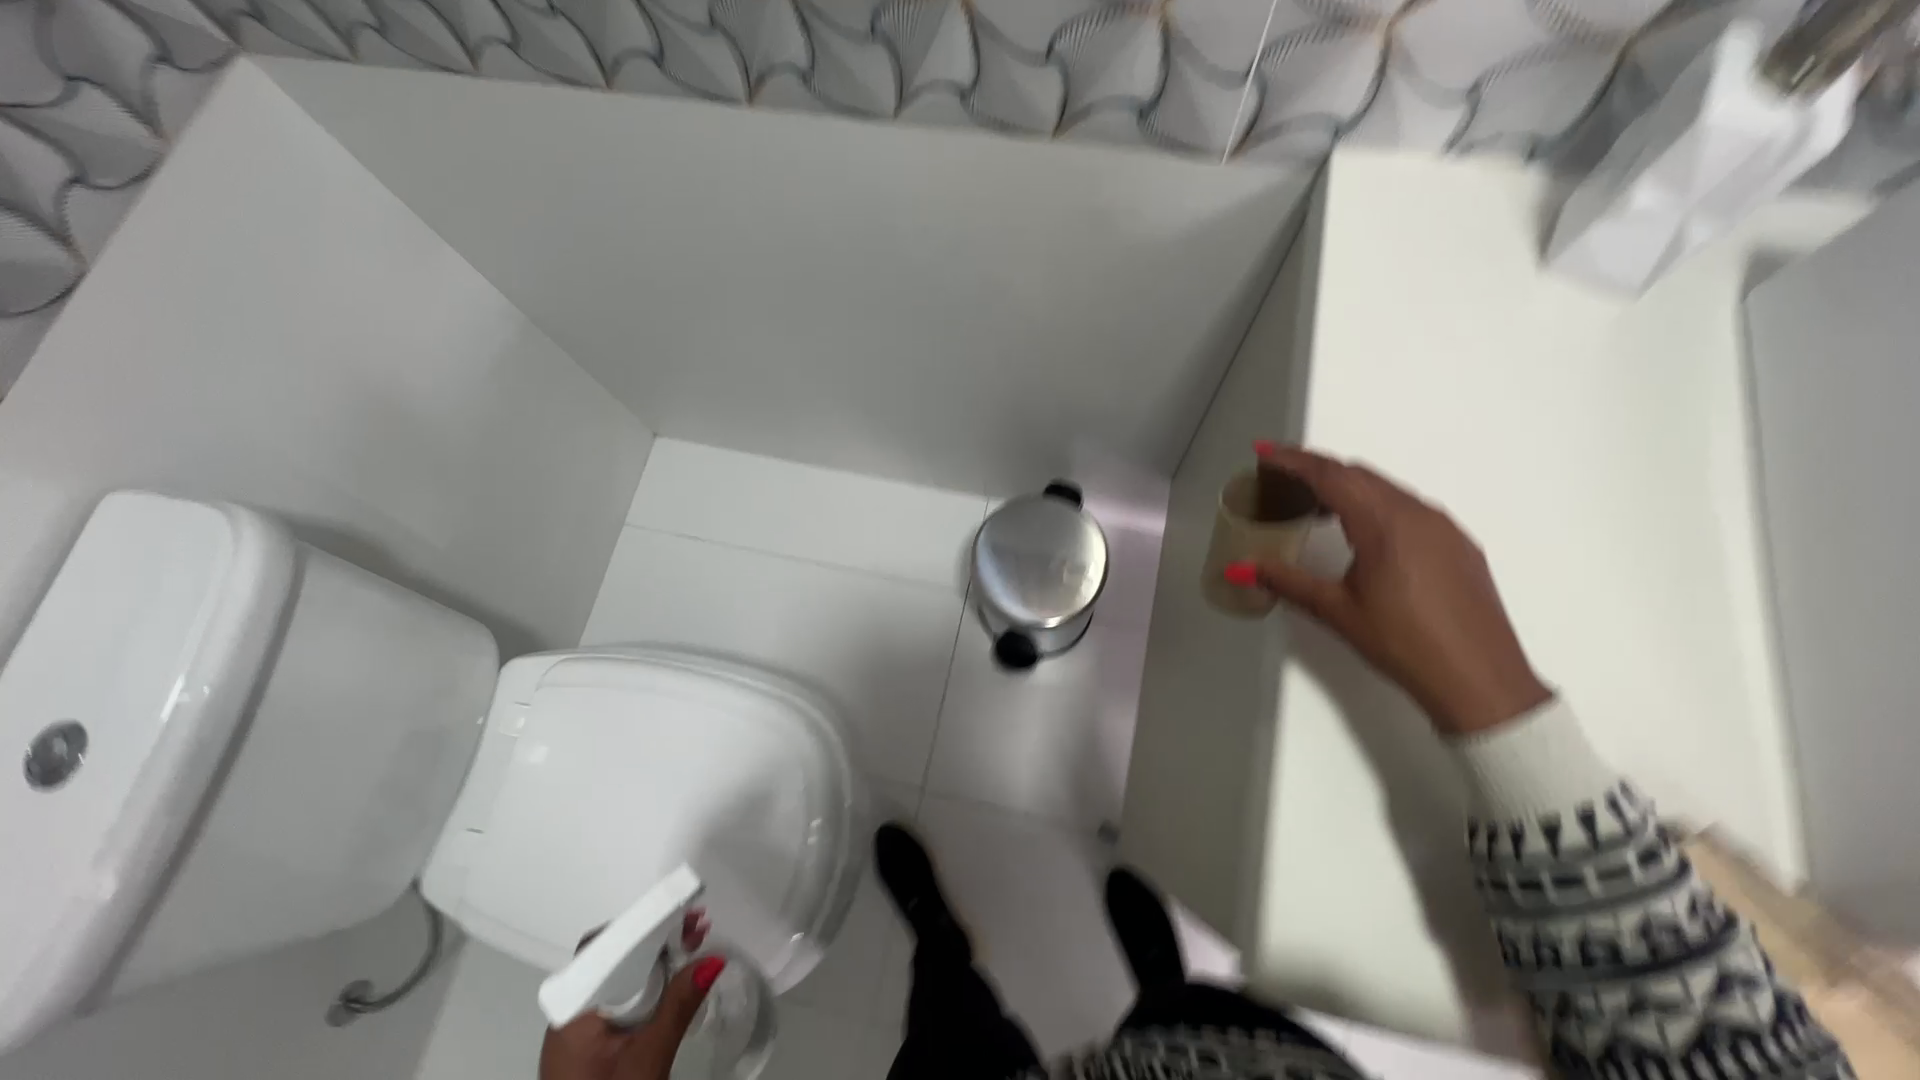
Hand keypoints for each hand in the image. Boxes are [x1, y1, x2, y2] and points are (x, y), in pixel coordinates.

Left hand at [538, 914, 721, 1079]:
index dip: (646, 927)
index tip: (685, 915)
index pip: (604, 948)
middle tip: (697, 927)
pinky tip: (671, 985)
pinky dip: (646, 986)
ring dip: (654, 961)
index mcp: (574, 1013)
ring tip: (694, 947)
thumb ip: (678, 1007)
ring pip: (616, 979)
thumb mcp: (649, 1059)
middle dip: (655, 939)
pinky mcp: (587, 1047)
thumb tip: (712, 958)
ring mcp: (576, 1033)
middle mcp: (569, 1015)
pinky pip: (616, 1000)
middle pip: (610, 958)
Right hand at [1227, 445, 1550, 735]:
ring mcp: (1443, 527)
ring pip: (1386, 489)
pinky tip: (1362, 535)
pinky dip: (1376, 506)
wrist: (1480, 679)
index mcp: (1384, 523)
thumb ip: (1286, 581)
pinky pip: (1409, 508)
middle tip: (1280, 480)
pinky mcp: (1458, 544)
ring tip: (1314, 507)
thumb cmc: (1402, 643)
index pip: (1331, 476)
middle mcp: (1417, 512)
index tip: (1263, 452)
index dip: (1294, 460)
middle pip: (1359, 475)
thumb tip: (1238, 568)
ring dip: (1348, 488)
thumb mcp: (1337, 611)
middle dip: (1317, 470)